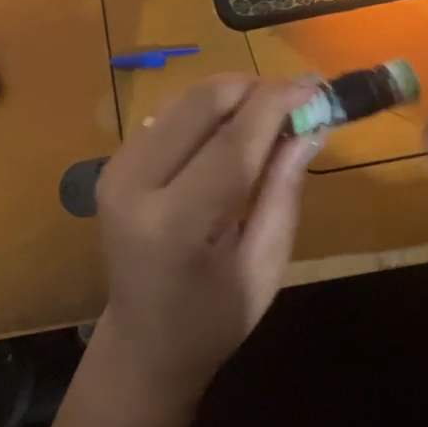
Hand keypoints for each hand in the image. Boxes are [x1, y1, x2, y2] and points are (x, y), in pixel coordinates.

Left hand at [91, 74, 321, 395]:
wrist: (143, 342)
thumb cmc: (213, 319)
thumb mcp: (263, 268)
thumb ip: (282, 193)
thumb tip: (310, 126)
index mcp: (173, 225)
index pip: (231, 144)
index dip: (275, 106)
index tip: (314, 84)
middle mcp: (133, 184)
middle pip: (200, 105)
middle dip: (253, 88)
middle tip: (296, 95)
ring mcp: (116, 168)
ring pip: (181, 100)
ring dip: (230, 94)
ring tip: (272, 110)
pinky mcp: (113, 161)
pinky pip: (167, 114)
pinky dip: (206, 109)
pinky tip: (235, 124)